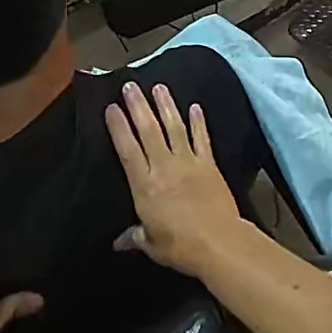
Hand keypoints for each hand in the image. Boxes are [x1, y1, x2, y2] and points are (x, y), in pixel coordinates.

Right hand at [105, 82, 252, 277]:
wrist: (219, 242)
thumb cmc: (180, 247)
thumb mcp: (151, 244)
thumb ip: (135, 237)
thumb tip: (118, 242)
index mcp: (145, 187)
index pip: (128, 150)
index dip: (119, 127)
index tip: (112, 108)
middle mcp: (165, 168)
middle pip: (149, 131)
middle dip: (139, 106)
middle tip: (131, 86)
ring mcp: (189, 162)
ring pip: (175, 128)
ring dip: (166, 106)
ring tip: (158, 87)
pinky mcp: (209, 164)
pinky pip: (202, 138)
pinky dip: (198, 122)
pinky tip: (195, 106)